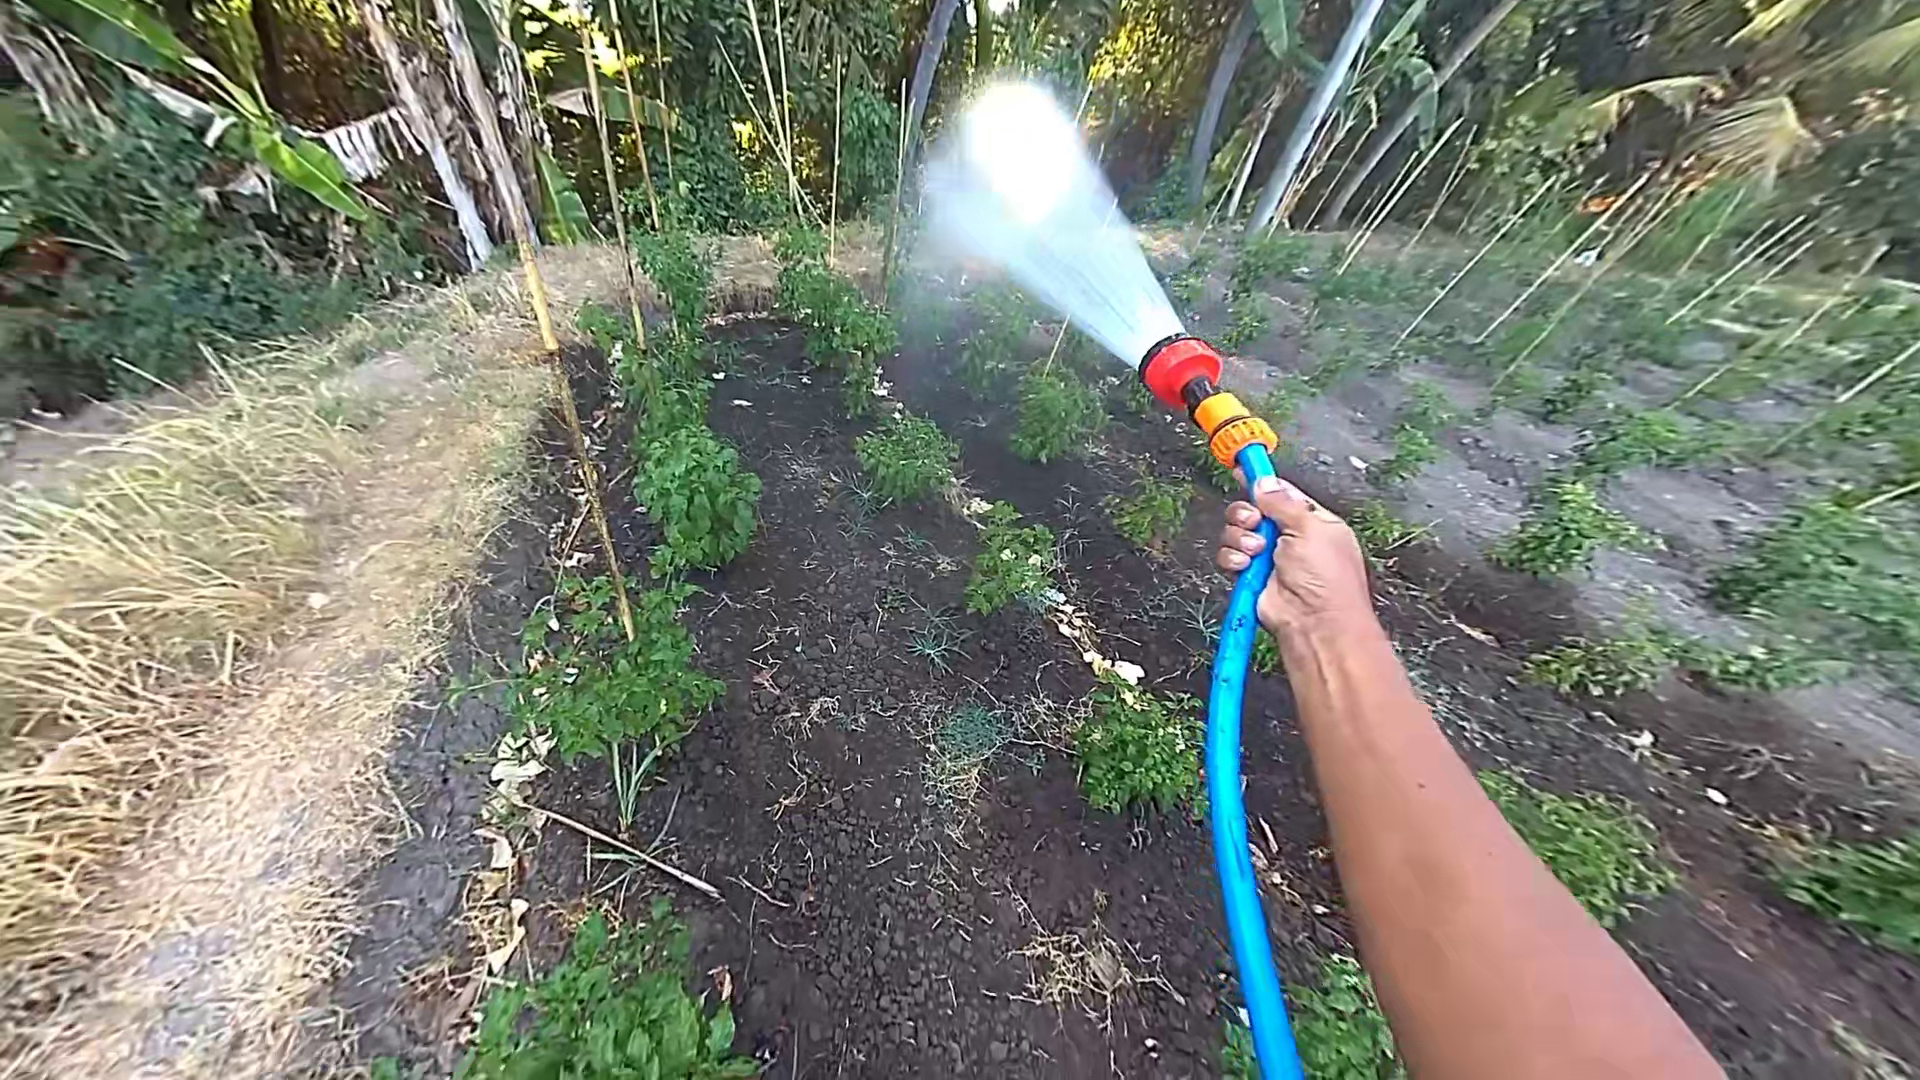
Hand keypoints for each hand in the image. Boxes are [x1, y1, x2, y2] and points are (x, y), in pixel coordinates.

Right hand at [1214, 475, 1376, 642]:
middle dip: (1247, 515)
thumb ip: (1283, 502)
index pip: (1282, 494)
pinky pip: (1228, 555)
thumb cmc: (1325, 578)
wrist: (1312, 620)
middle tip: (1255, 523)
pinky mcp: (1249, 575)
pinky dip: (1233, 558)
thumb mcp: (1310, 528)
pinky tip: (1245, 566)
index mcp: (1311, 522)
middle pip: (1252, 511)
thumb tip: (1265, 482)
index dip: (1262, 483)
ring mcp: (1267, 557)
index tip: (1243, 468)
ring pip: (1235, 532)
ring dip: (1240, 538)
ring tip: (1256, 551)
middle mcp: (1288, 537)